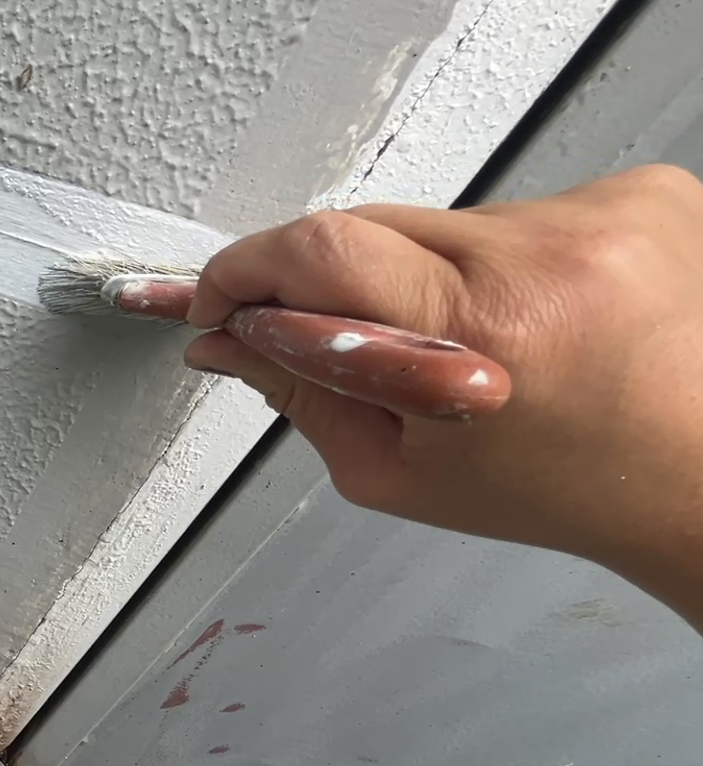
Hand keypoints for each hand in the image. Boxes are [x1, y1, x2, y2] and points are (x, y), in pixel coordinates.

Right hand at [184, 165, 702, 627]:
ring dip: (387, 279)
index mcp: (475, 333)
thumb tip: (223, 344)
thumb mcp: (382, 467)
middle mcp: (544, 254)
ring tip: (429, 344)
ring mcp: (597, 213)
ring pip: (415, 224)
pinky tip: (493, 317)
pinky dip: (459, 265)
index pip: (317, 251)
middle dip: (303, 282)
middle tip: (305, 337)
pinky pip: (485, 216)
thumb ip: (295, 394)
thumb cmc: (548, 487)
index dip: (242, 270)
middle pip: (355, 227)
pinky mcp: (633, 194)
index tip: (217, 304)